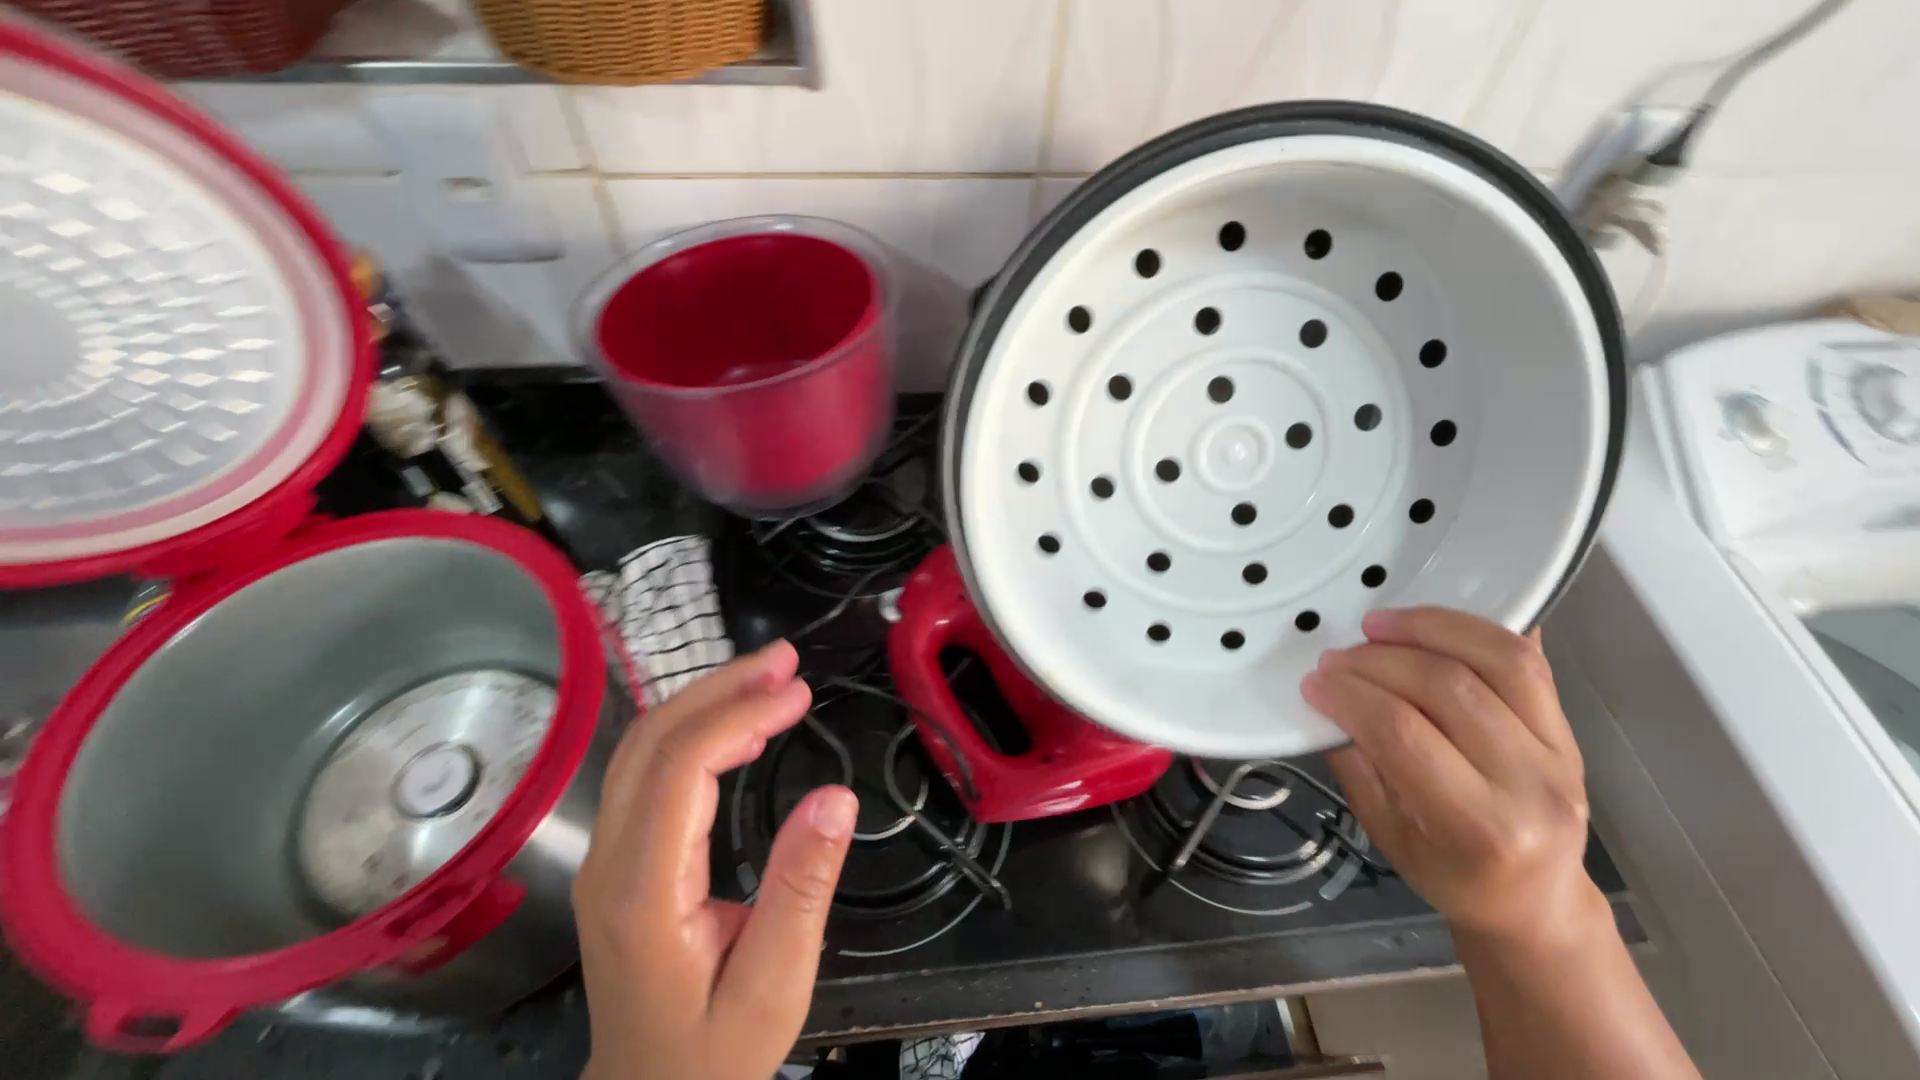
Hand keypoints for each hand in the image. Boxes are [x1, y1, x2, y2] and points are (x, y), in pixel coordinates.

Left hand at [572, 642, 857, 1079]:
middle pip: (652, 740)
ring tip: (770, 679)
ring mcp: (606, 858)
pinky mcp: (617, 861)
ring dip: (705, 702)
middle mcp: (611, 860)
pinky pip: (648, 773)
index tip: (798, 693)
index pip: (682, 767)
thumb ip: (802, 887)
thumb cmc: (713, 1053)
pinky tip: (738, 730)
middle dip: (720, 687)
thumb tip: (838, 796)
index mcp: (646, 889)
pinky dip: (694, 733)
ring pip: (643, 749)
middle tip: (786, 661)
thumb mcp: (774, 983)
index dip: (739, 716)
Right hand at [1302, 608, 1602, 947]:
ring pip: (1498, 660)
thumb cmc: (1452, 875)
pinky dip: (1475, 629)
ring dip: (1429, 629)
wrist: (1536, 899)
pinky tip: (1430, 623)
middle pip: (1447, 688)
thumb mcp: (1387, 834)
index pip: (1404, 735)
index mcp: (1479, 827)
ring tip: (1380, 625)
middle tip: (1336, 657)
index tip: (1314, 682)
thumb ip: (1359, 765)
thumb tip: (1328, 702)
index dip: (1350, 696)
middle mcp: (1530, 785)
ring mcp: (1560, 751)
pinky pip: (1527, 659)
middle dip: (1377, 660)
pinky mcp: (1569, 727)